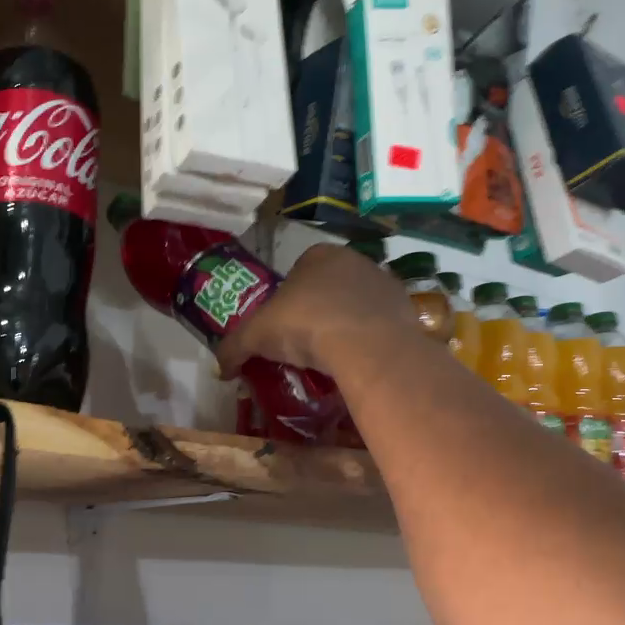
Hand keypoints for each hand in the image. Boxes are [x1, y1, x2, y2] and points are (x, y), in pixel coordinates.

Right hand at [213, 243, 413, 378]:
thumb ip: (233, 348)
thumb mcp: (255, 337)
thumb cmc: (305, 325)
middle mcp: (355, 260)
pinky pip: (377, 324)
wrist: (365, 346)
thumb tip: (219, 369)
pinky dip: (366, 338)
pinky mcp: (405, 308)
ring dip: (342, 324)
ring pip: (354, 305)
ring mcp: (384, 282)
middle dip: (315, 311)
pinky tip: (354, 359)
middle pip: (326, 287)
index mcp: (318, 255)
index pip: (296, 273)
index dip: (285, 300)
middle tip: (301, 344)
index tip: (280, 327)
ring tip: (328, 356)